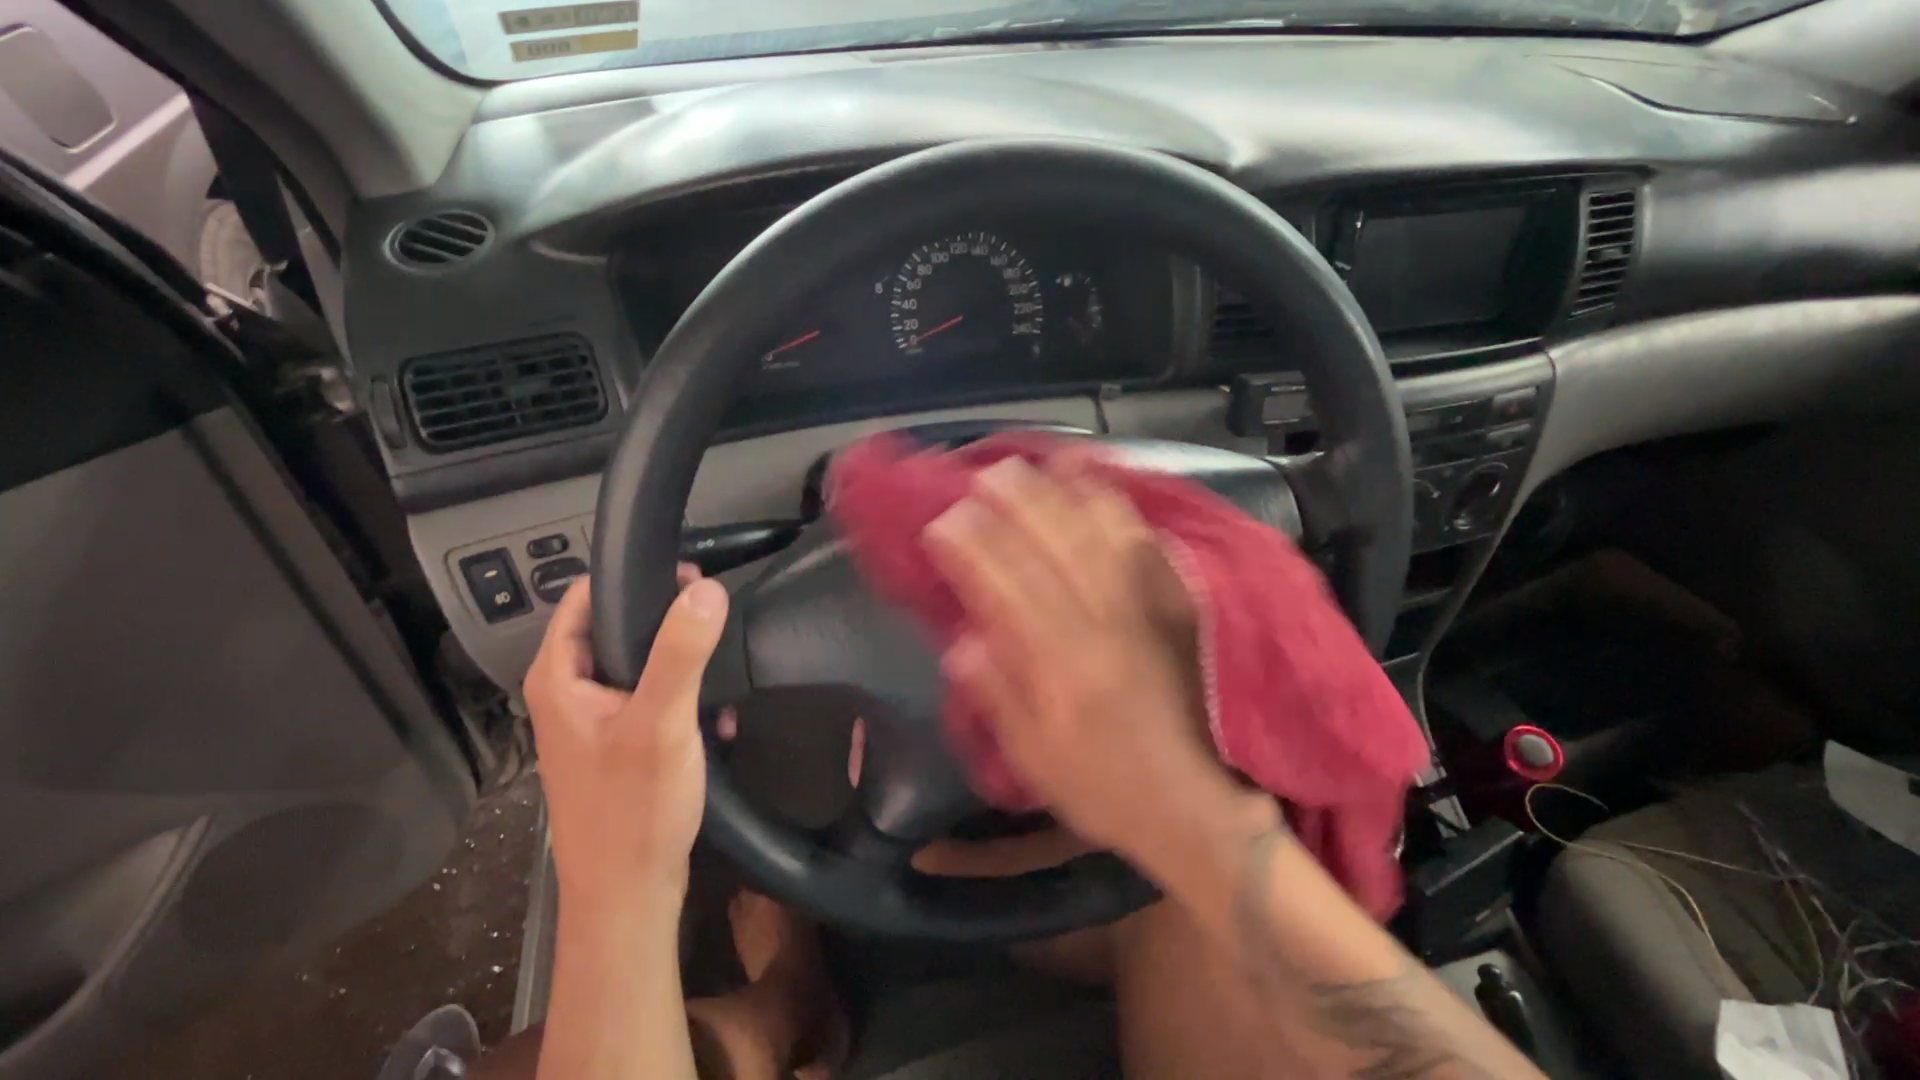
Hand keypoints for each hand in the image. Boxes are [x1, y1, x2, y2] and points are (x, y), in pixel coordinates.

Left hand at [522, 565, 727, 911]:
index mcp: (556, 677)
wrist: (628, 896)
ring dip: (672, 654)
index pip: (584, 598)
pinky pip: (643, 695)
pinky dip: (673, 689)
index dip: (634, 578)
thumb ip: (681, 653)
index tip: (688, 572)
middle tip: (711, 608)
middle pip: (611, 627)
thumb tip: (706, 587)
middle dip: (661, 615)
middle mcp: (564, 692)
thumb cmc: (633, 809)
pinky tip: (708, 704)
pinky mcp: (613, 744)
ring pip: (631, 662)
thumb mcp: (661, 723)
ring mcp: (588, 721)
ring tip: (715, 650)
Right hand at [924, 454, 1245, 867]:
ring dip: (1062, 493)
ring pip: (1098, 534)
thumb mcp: (1035, 761)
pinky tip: (1097, 482)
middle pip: (1052, 547)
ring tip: (1031, 463)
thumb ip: (999, 695)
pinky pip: (1143, 544)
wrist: (1199, 807)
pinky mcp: (1174, 606)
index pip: (1007, 589)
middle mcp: (1103, 627)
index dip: (971, 550)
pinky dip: (1116, 506)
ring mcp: (1144, 611)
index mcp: (1062, 669)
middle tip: (979, 476)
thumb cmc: (1106, 791)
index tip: (941, 521)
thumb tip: (962, 640)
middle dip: (1013, 504)